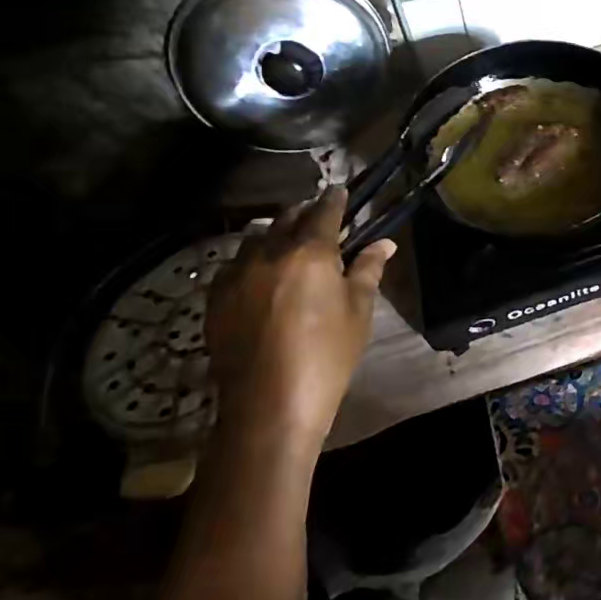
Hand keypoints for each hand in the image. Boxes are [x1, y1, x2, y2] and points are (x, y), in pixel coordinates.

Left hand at [207, 188, 393, 447]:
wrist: (269, 408)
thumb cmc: (326, 357)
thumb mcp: (357, 312)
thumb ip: (367, 270)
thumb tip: (384, 242)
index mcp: (311, 251)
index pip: (325, 210)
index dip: (336, 198)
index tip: (342, 191)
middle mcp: (270, 252)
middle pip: (289, 217)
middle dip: (305, 213)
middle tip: (318, 222)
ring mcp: (238, 273)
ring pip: (258, 237)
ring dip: (275, 234)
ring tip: (286, 247)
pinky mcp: (216, 297)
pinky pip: (234, 264)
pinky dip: (251, 261)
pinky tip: (259, 277)